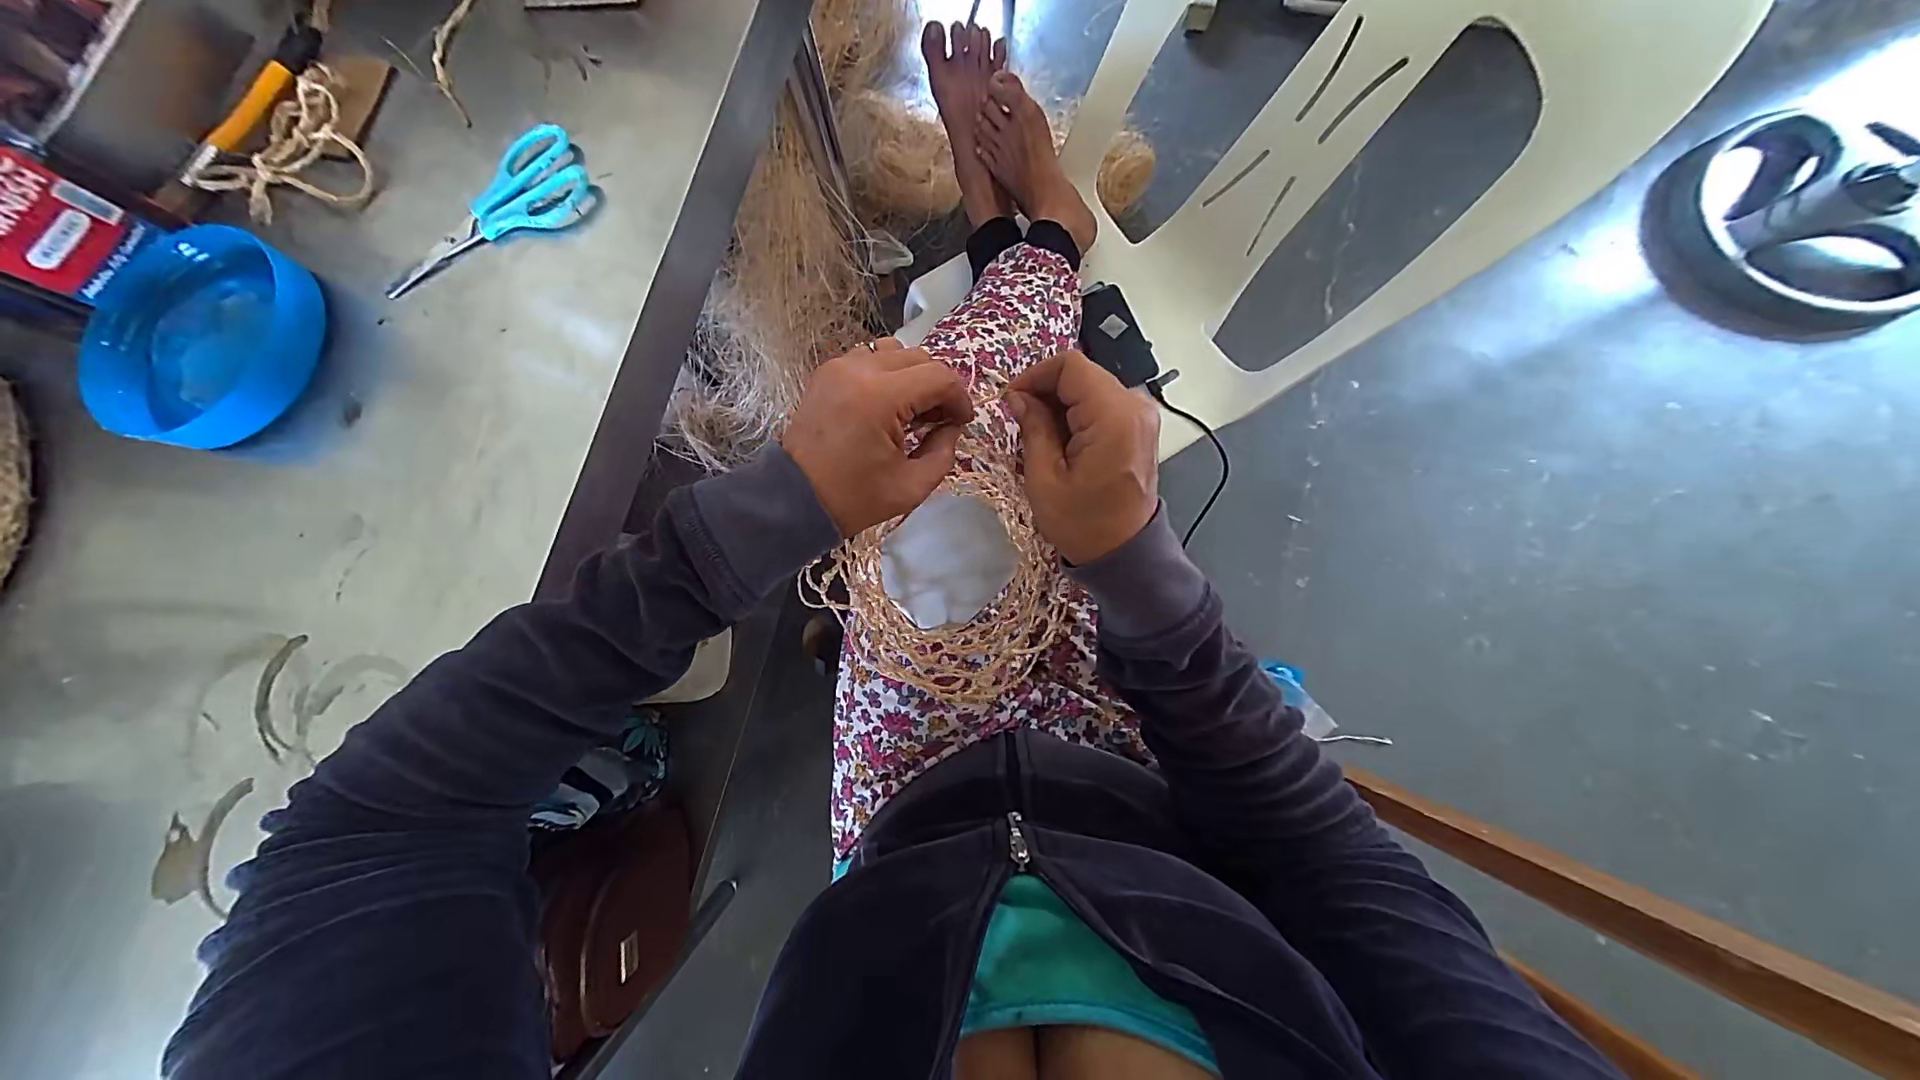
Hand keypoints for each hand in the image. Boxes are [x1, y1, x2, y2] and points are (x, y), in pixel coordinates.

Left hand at [783, 338, 974, 536]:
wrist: (795, 499)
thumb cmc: (855, 498)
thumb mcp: (912, 485)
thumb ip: (944, 452)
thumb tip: (952, 427)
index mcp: (880, 397)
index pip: (939, 377)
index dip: (959, 398)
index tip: (962, 422)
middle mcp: (859, 370)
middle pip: (920, 358)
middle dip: (939, 387)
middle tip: (940, 419)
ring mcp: (839, 367)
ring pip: (895, 352)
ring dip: (913, 376)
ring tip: (914, 410)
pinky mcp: (827, 373)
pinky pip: (869, 358)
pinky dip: (888, 374)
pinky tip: (888, 405)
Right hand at [1006, 349, 1159, 563]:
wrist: (1125, 553)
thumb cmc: (1083, 524)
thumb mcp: (1045, 479)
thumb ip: (1033, 428)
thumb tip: (1018, 397)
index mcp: (1114, 417)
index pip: (1070, 365)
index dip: (1034, 375)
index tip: (1012, 400)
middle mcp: (1135, 406)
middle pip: (1082, 373)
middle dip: (1045, 389)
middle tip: (1020, 420)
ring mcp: (1142, 415)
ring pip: (1090, 386)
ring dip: (1060, 402)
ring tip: (1038, 434)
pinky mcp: (1140, 426)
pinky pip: (1102, 403)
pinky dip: (1077, 413)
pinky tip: (1061, 440)